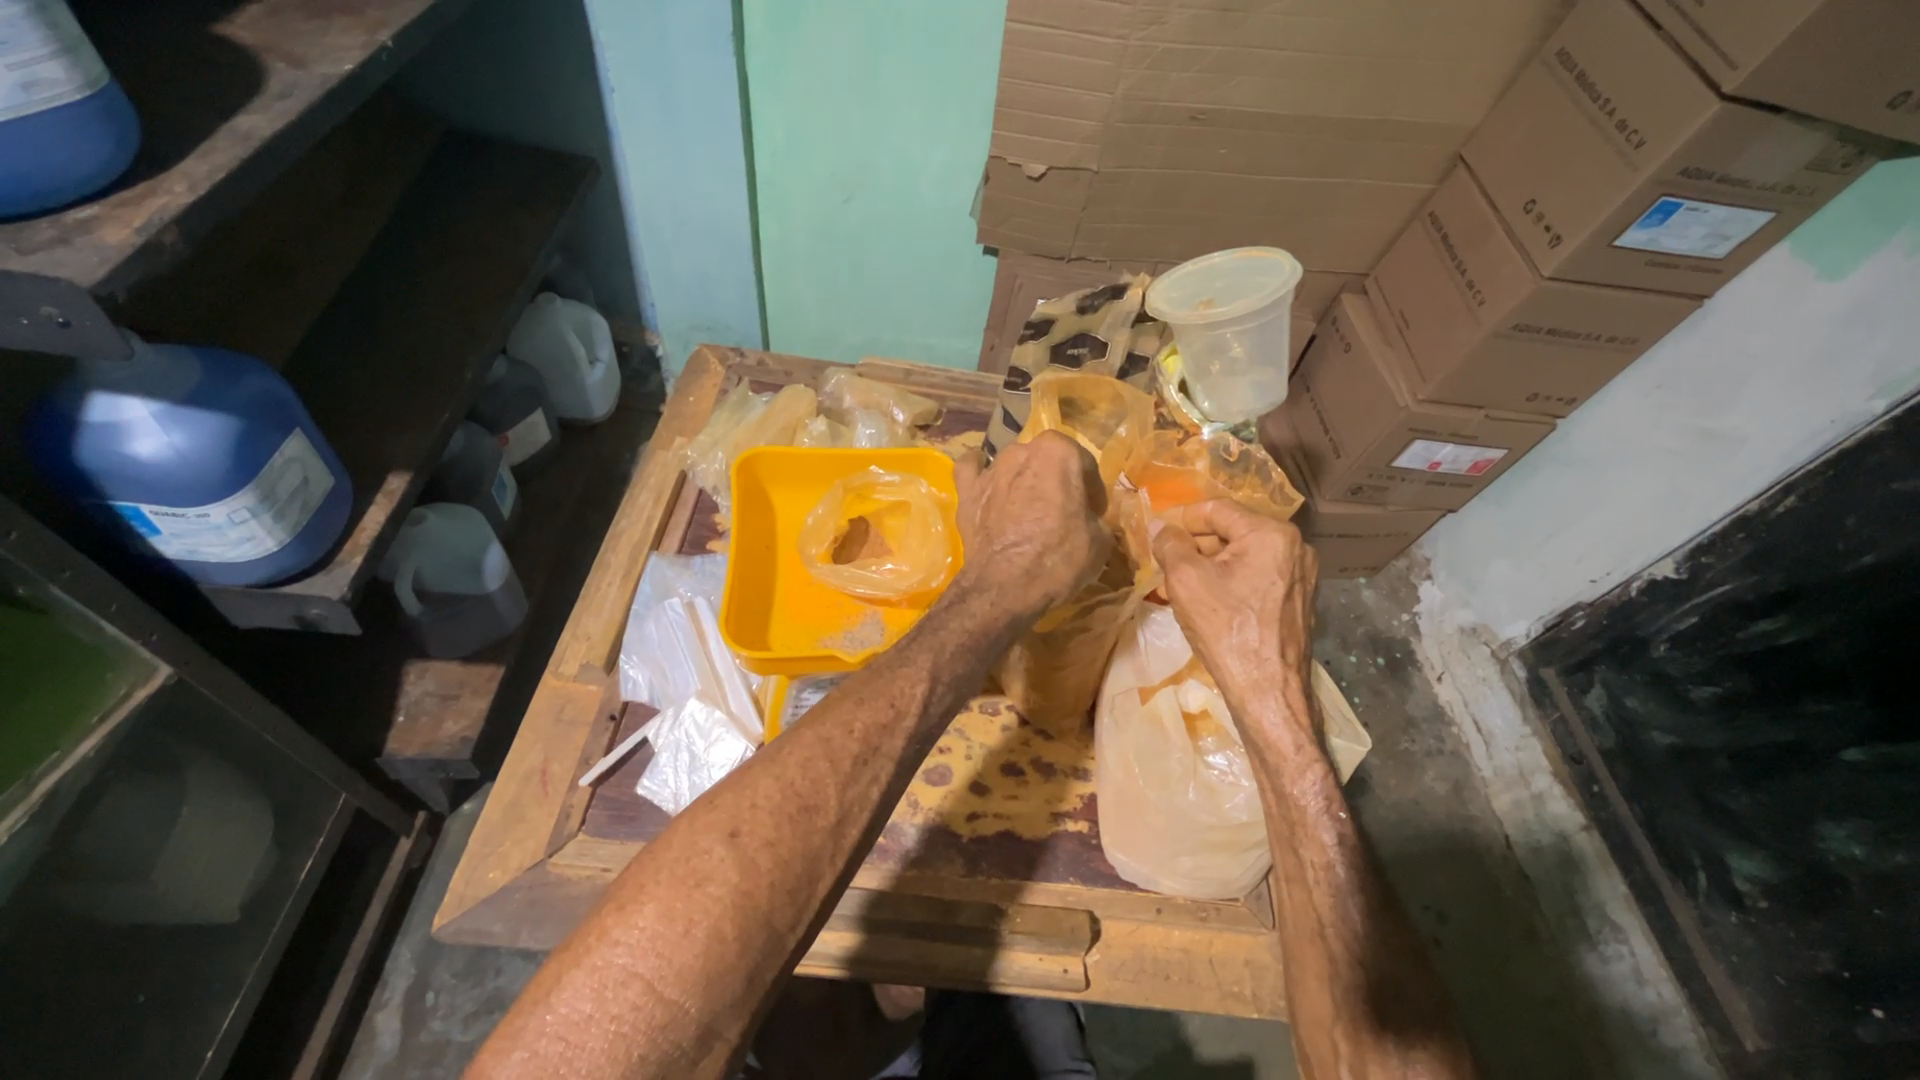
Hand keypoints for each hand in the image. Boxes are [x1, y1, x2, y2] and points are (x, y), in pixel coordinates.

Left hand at [950, 431, 1112, 624]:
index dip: (1091, 489)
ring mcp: (991, 469)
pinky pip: (971, 469)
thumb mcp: (1100, 541)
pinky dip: (979, 473)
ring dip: (1022, 481)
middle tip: (1063, 512)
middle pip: (1046, 461)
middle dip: (1056, 482)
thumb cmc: (1059, 557)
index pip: (1084, 463)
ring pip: (1012, 465)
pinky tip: (986, 482)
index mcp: (1059, 453)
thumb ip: (1094, 518)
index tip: (1094, 512)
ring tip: (1028, 511)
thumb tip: (1087, 521)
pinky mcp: (967, 490)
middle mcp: (1023, 451)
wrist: (1007, 586)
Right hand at [1151, 499, 1317, 724]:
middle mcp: (1294, 547)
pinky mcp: (1298, 600)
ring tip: (1177, 587)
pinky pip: (1257, 577)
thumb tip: (1161, 526)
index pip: (1217, 509)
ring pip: (1243, 557)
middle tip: (1163, 564)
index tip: (1156, 533)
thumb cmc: (1225, 629)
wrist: (1267, 689)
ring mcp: (1301, 575)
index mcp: (1271, 533)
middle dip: (1194, 546)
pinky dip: (1229, 582)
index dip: (1181, 518)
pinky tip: (1206, 602)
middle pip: (1231, 532)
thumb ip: (1170, 544)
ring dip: (1208, 566)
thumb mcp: (1186, 580)